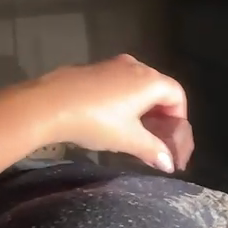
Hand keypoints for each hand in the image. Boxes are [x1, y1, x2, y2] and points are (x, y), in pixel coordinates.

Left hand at [20, 55, 193, 172]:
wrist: (48, 105)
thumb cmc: (95, 121)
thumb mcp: (127, 139)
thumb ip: (153, 149)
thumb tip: (169, 163)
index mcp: (149, 80)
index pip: (177, 95)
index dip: (179, 118)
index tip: (170, 138)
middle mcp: (134, 66)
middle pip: (158, 87)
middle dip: (160, 114)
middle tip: (154, 137)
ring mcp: (111, 64)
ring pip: (136, 84)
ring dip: (140, 107)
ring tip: (132, 130)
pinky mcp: (91, 68)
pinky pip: (117, 83)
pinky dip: (122, 99)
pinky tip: (108, 118)